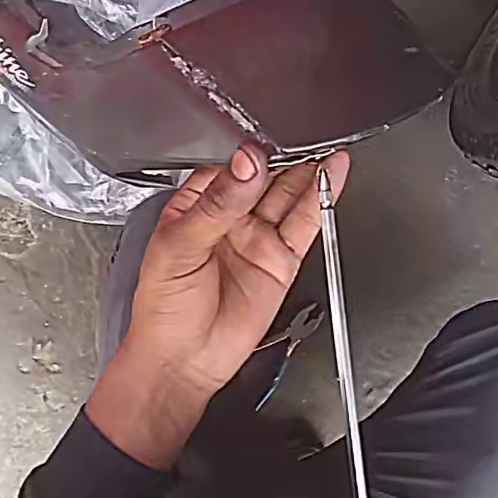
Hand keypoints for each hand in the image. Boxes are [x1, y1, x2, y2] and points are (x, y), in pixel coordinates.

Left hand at [87, 145, 350, 469]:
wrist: (183, 360)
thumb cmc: (165, 308)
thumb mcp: (178, 248)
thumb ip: (216, 206)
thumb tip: (244, 167)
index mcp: (196, 207)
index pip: (227, 168)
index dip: (246, 155)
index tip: (259, 148)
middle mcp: (229, 219)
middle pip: (263, 177)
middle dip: (282, 156)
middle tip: (300, 137)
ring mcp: (257, 238)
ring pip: (288, 195)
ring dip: (307, 170)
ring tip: (323, 145)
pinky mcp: (281, 260)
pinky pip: (306, 223)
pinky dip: (322, 198)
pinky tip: (333, 173)